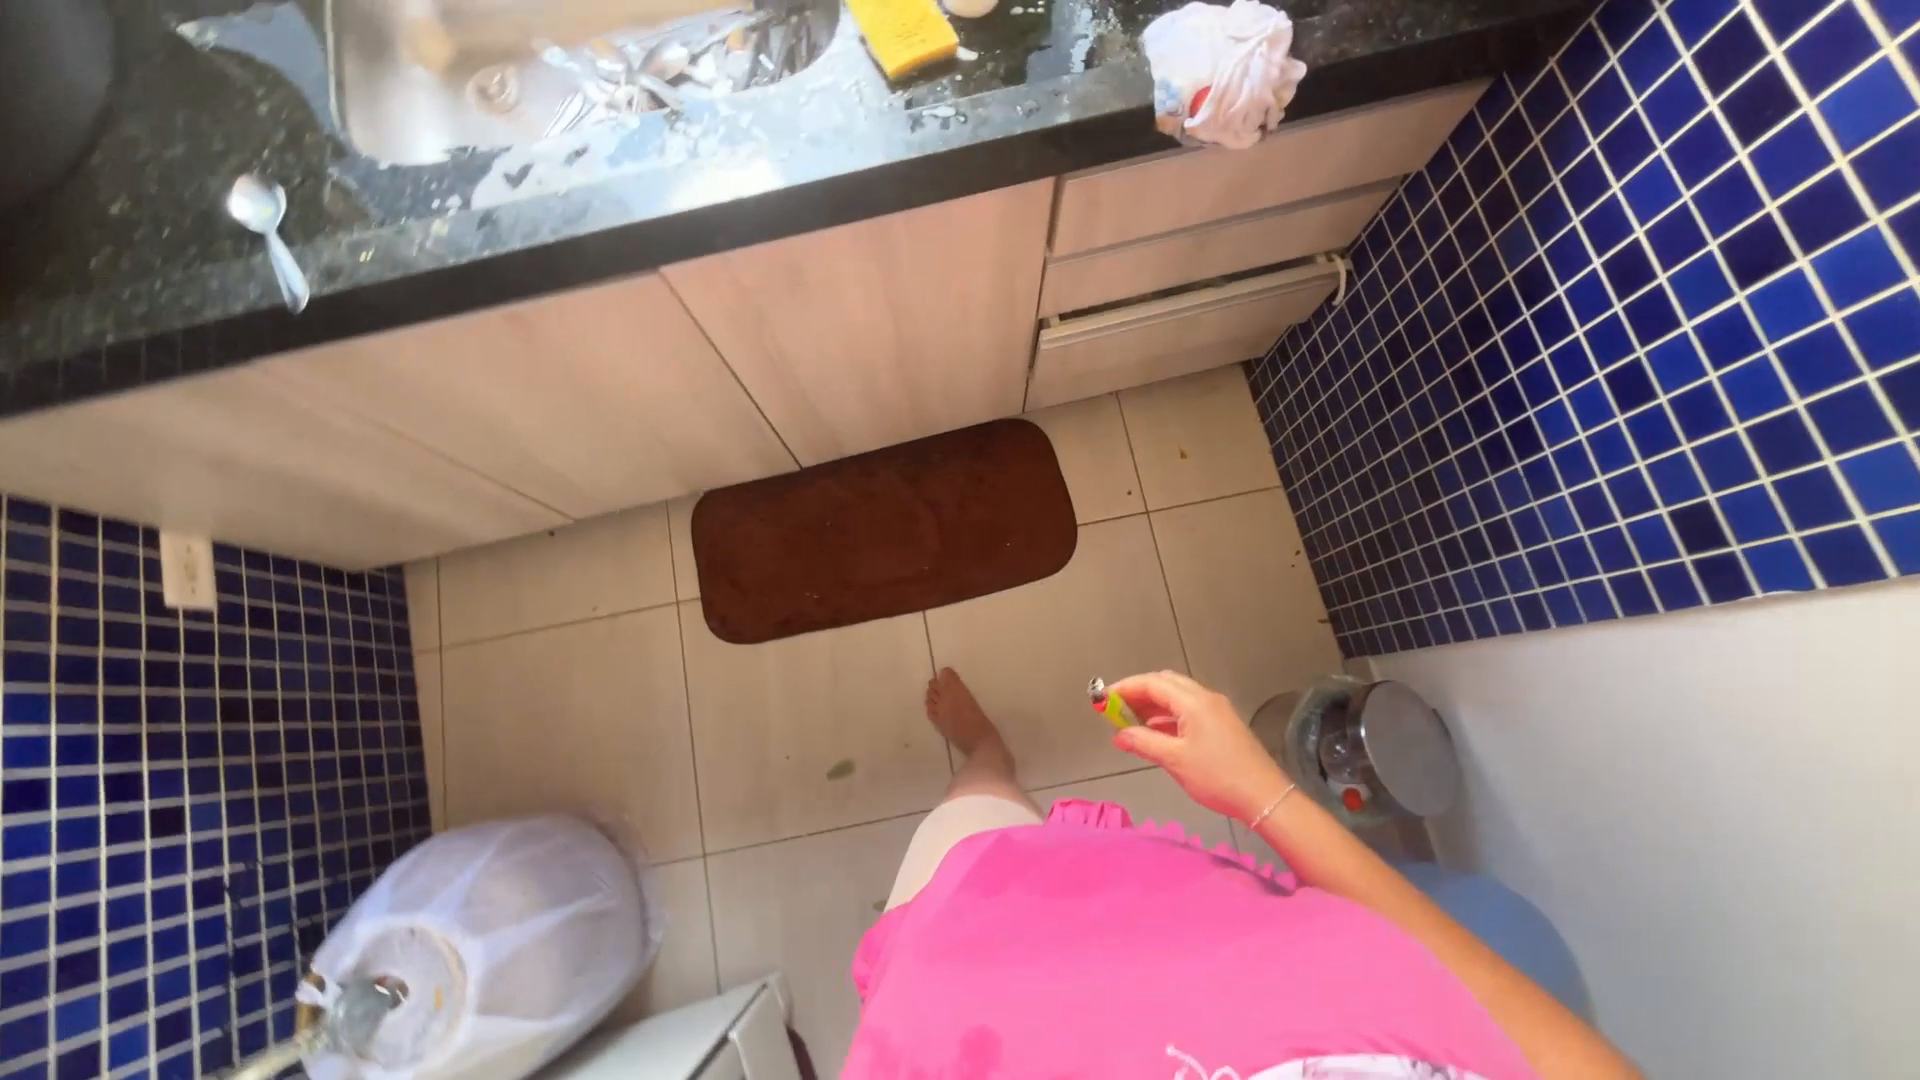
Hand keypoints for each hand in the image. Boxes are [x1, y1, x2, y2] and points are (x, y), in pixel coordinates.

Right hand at [1108, 670, 1291, 822]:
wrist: (1265, 797)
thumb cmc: (1218, 777)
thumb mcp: (1175, 760)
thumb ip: (1143, 742)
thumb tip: (1119, 734)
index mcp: (1194, 701)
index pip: (1152, 683)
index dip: (1125, 688)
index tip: (1103, 700)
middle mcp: (1205, 698)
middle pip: (1165, 683)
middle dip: (1138, 693)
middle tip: (1115, 709)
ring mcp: (1215, 710)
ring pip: (1177, 696)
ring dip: (1152, 705)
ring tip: (1129, 722)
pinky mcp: (1221, 724)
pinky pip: (1187, 710)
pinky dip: (1167, 716)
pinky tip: (1155, 733)